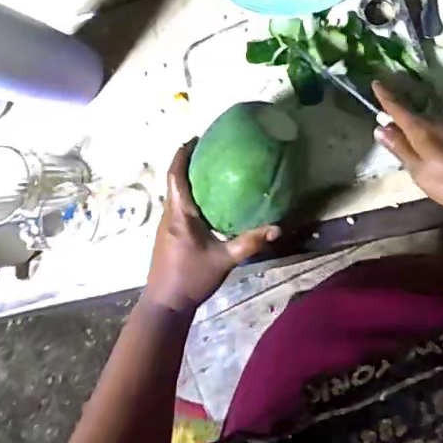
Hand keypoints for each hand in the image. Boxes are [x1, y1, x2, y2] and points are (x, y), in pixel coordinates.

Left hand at [144, 141, 279, 312]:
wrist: (165, 304)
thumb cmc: (191, 278)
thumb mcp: (224, 260)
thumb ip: (249, 243)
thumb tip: (277, 227)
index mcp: (180, 213)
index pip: (176, 175)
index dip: (182, 154)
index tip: (195, 138)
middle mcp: (170, 214)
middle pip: (174, 179)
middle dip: (187, 161)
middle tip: (208, 148)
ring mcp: (166, 224)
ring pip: (174, 192)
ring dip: (187, 177)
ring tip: (210, 168)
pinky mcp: (168, 234)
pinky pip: (177, 204)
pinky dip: (188, 193)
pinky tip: (207, 199)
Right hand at [373, 81, 442, 236]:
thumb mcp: (422, 172)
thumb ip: (401, 150)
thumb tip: (380, 127)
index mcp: (424, 130)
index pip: (399, 109)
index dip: (386, 97)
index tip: (376, 82)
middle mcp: (441, 124)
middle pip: (415, 117)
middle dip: (400, 116)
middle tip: (385, 119)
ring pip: (430, 126)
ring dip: (417, 129)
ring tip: (406, 137)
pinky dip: (432, 138)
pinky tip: (434, 151)